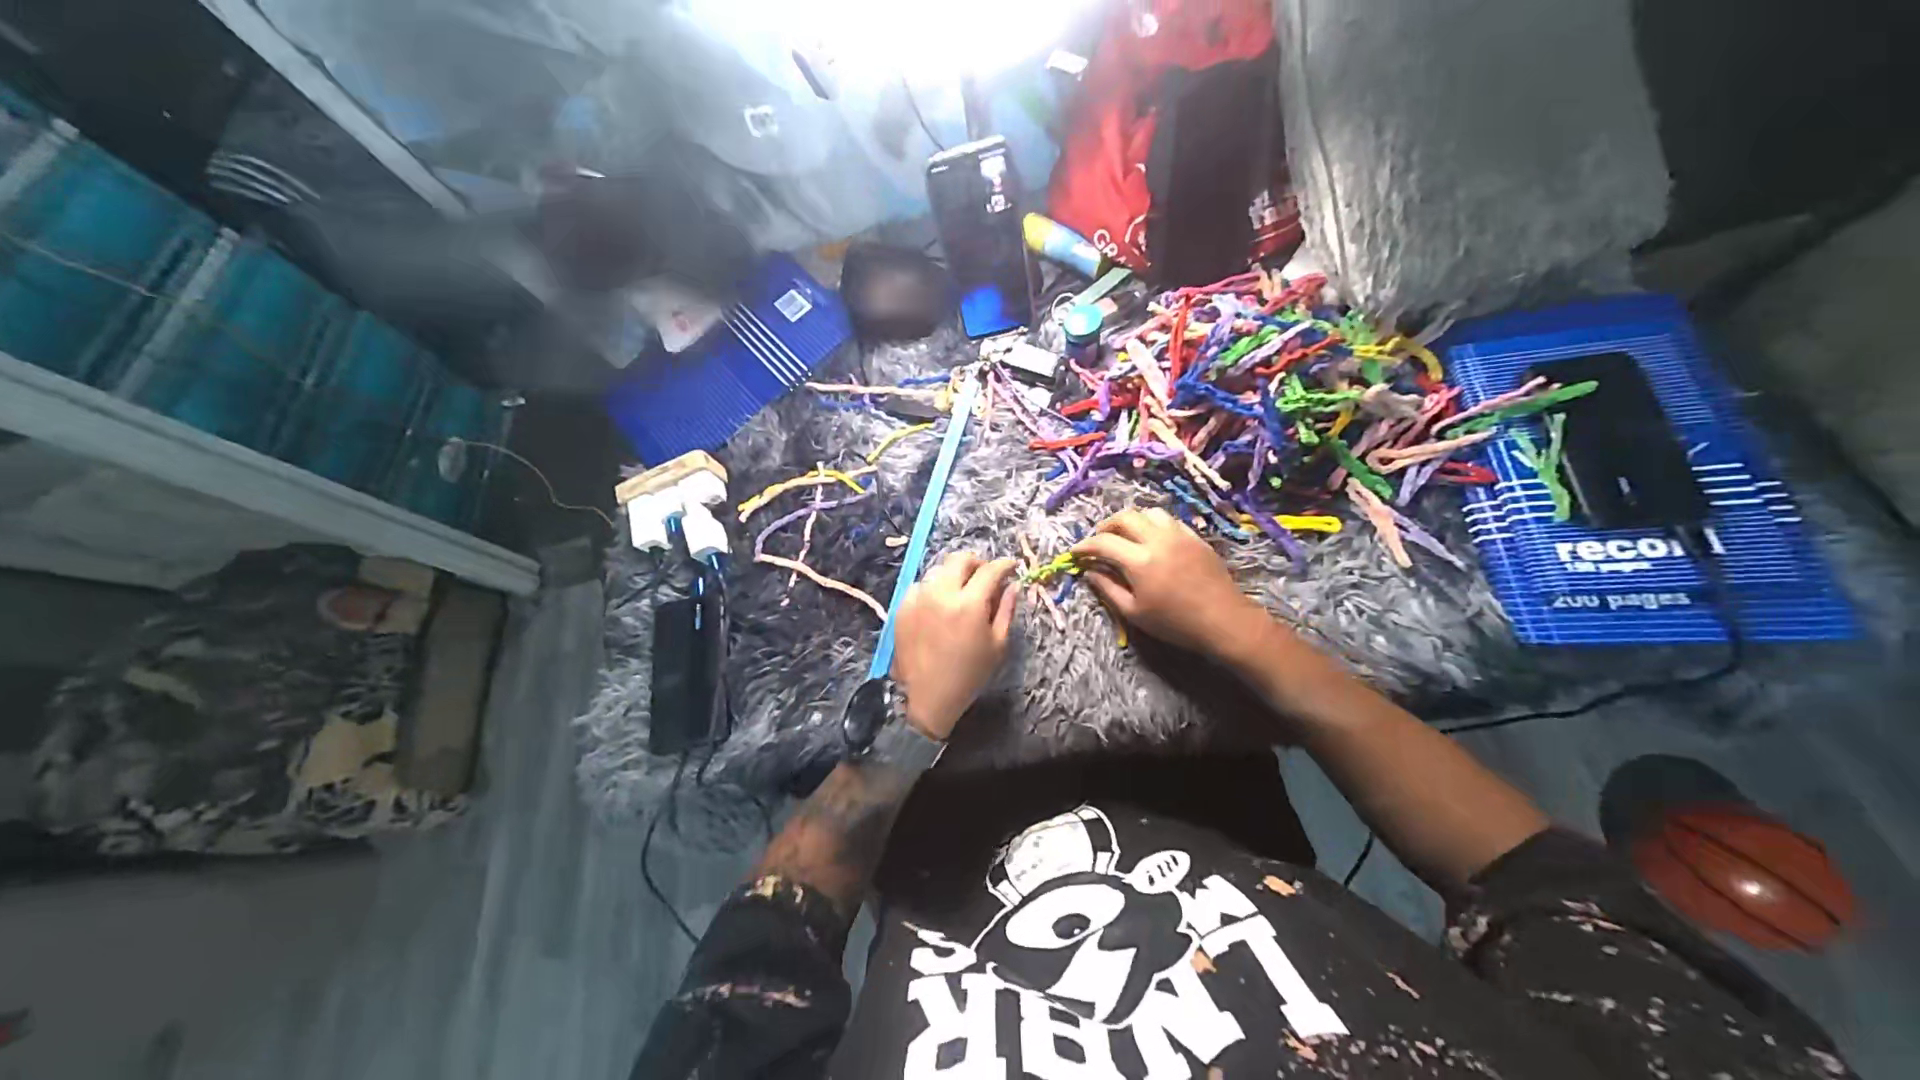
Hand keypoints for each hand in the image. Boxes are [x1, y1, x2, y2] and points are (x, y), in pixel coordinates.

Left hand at [890, 553, 1018, 739]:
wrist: (927, 697)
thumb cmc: (969, 674)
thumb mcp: (997, 644)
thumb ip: (1007, 610)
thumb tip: (1013, 585)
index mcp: (969, 604)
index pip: (990, 570)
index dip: (1005, 564)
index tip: (1011, 566)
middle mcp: (941, 593)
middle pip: (960, 559)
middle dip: (977, 562)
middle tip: (985, 575)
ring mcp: (918, 598)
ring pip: (938, 570)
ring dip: (954, 574)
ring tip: (961, 591)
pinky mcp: (902, 607)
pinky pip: (920, 586)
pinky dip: (933, 588)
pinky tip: (939, 604)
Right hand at [1073, 507, 1269, 656]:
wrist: (1224, 621)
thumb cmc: (1175, 623)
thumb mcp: (1134, 613)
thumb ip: (1108, 589)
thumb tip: (1090, 571)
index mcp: (1139, 561)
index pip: (1103, 542)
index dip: (1085, 545)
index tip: (1075, 552)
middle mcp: (1158, 540)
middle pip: (1125, 517)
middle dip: (1106, 525)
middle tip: (1099, 540)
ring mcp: (1179, 535)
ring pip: (1149, 512)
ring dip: (1132, 520)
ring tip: (1127, 536)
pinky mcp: (1195, 538)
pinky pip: (1169, 520)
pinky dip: (1154, 525)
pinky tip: (1153, 540)